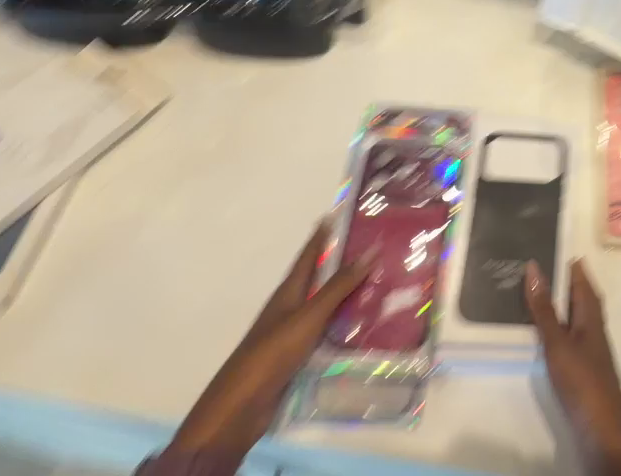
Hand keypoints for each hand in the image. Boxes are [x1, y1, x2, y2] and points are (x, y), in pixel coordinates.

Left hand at [170, 222, 371, 458]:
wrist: (241, 407)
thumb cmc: (272, 353)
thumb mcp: (308, 315)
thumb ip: (339, 286)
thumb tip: (370, 251)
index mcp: (288, 292)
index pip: (309, 255)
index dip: (322, 235)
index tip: (339, 213)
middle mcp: (291, 308)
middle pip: (319, 279)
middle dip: (342, 263)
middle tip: (373, 248)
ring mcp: (294, 334)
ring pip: (326, 307)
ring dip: (348, 295)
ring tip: (379, 284)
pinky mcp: (299, 357)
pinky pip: (328, 332)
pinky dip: (345, 324)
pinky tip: (366, 327)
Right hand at [525, 259, 620, 475]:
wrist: (601, 427)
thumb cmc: (581, 379)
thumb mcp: (558, 341)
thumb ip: (544, 308)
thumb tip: (534, 267)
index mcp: (591, 314)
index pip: (581, 279)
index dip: (567, 262)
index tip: (547, 244)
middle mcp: (593, 326)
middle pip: (579, 295)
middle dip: (561, 280)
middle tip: (534, 267)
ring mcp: (590, 347)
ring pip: (574, 315)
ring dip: (557, 302)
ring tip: (532, 294)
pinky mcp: (583, 366)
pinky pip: (569, 334)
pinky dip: (555, 325)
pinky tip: (542, 332)